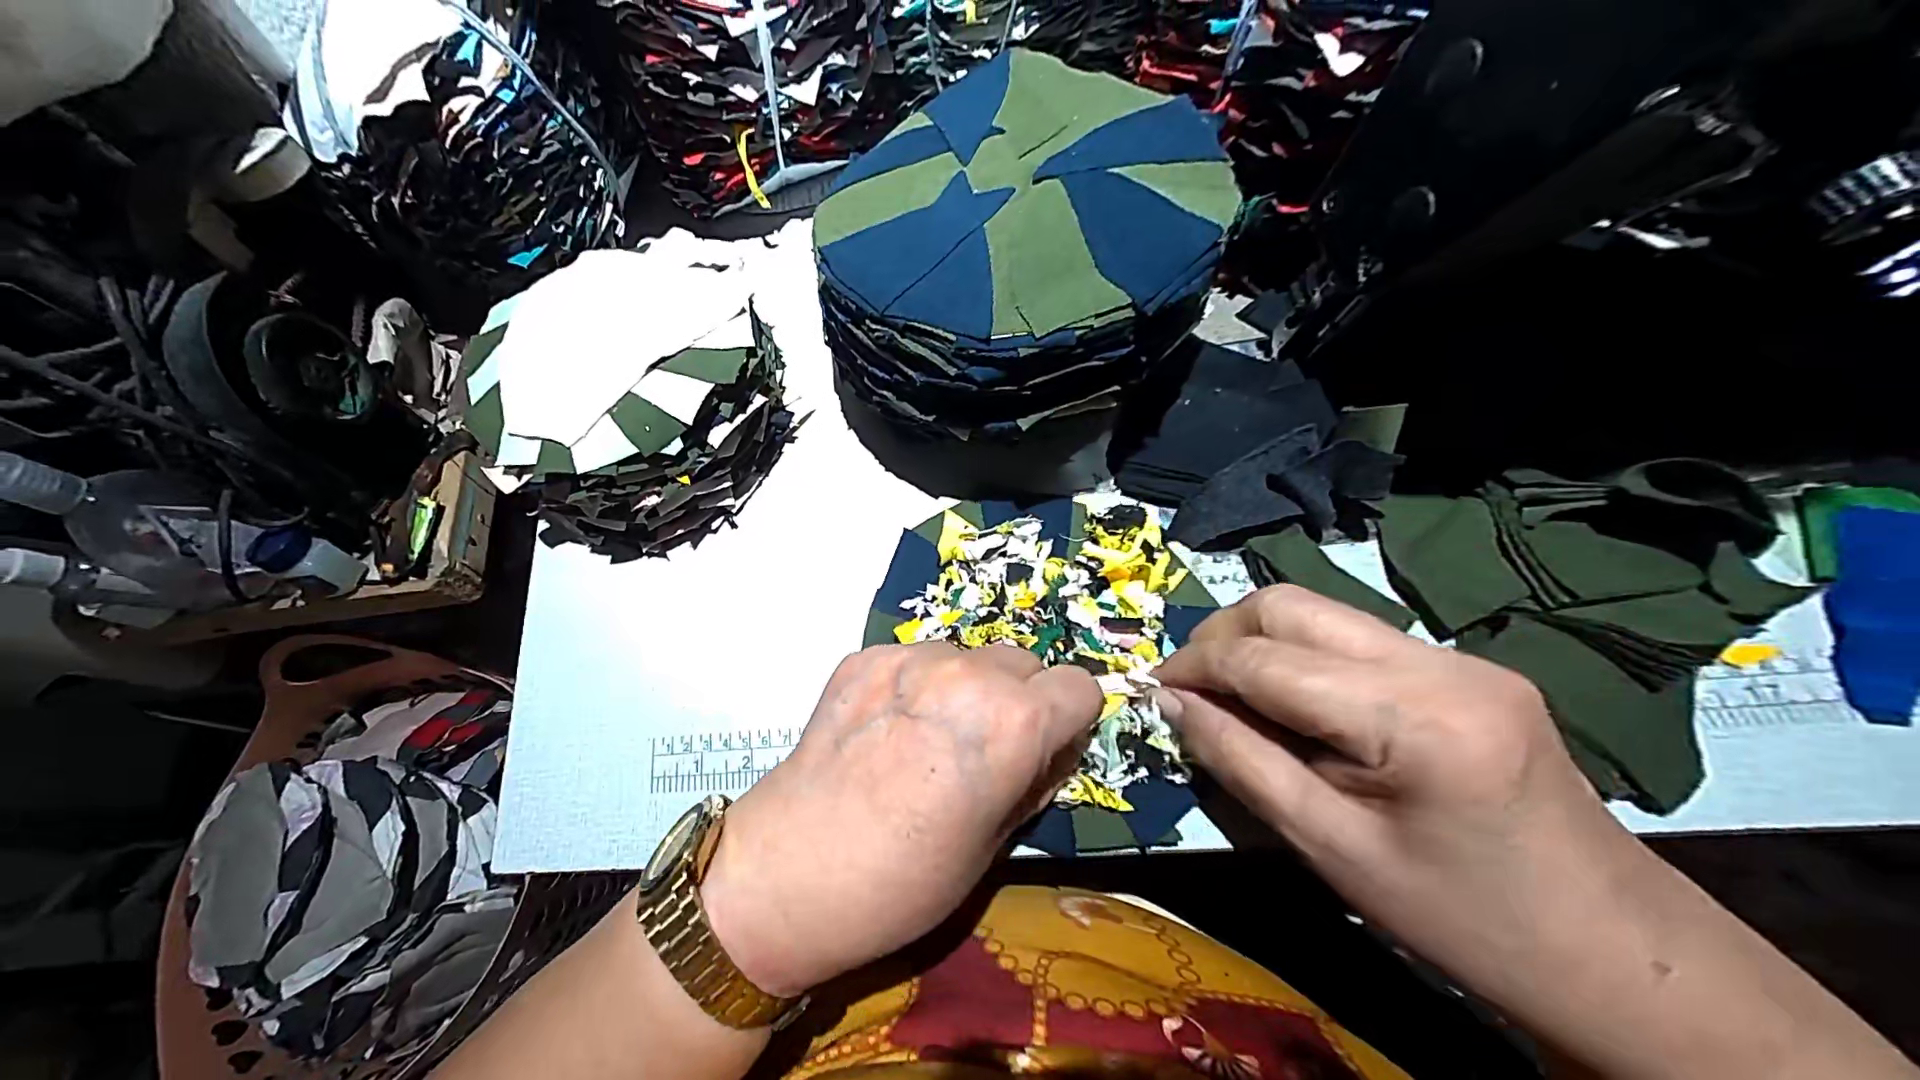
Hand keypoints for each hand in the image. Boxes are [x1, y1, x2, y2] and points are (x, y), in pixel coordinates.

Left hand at [699, 642, 1100, 997]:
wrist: (787, 877)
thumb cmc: (905, 881)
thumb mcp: (996, 842)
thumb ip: (1035, 776)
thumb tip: (1053, 742)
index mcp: (1011, 722)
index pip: (1078, 687)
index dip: (1067, 721)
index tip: (1043, 747)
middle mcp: (965, 673)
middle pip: (1024, 662)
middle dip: (1018, 699)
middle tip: (981, 749)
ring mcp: (907, 659)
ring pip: (969, 656)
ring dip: (966, 688)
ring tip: (926, 739)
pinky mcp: (863, 657)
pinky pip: (916, 659)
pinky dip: (916, 685)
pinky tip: (887, 730)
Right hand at [1150, 585, 1647, 1005]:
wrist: (1617, 953)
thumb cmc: (1461, 920)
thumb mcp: (1330, 847)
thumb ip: (1240, 761)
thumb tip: (1173, 703)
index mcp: (1413, 717)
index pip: (1266, 658)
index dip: (1195, 667)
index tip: (1151, 689)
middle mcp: (1440, 663)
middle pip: (1291, 605)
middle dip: (1221, 637)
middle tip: (1187, 687)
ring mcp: (1461, 658)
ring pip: (1321, 612)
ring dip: (1259, 644)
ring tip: (1229, 696)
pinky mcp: (1467, 669)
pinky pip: (1355, 640)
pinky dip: (1301, 659)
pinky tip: (1291, 705)